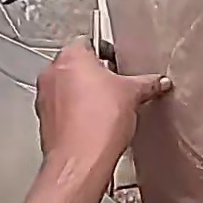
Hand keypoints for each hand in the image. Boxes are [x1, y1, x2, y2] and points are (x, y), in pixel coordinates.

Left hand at [34, 41, 170, 169]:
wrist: (80, 161)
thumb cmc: (98, 124)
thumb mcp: (133, 94)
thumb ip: (147, 83)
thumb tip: (158, 82)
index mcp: (72, 57)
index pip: (88, 41)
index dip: (106, 51)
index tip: (117, 62)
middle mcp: (53, 73)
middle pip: (76, 65)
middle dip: (95, 74)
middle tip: (116, 86)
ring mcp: (45, 97)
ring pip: (67, 87)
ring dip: (83, 94)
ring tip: (106, 107)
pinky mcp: (44, 119)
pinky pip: (62, 109)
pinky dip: (75, 112)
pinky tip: (94, 123)